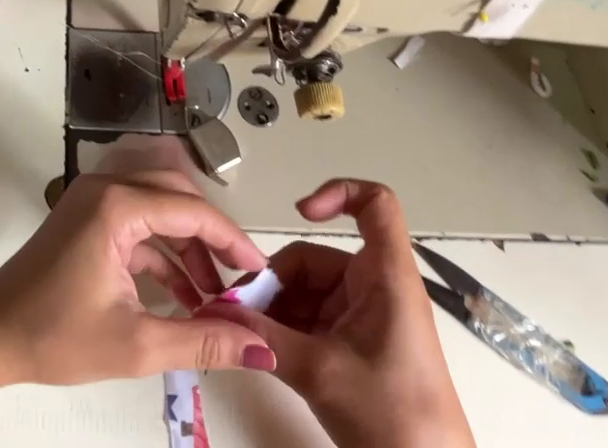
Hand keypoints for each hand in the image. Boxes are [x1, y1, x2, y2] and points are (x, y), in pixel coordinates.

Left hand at [0, 170, 274, 384]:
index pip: (192, 211)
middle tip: (239, 280)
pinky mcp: (87, 216)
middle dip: (211, 238)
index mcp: (117, 205)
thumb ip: (204, 342)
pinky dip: (161, 251)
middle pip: (178, 197)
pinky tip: (182, 293)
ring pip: (159, 206)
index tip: (260, 274)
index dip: (232, 241)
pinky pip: (138, 220)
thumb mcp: (137, 344)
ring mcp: (93, 198)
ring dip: (187, 246)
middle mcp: (106, 186)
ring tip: (212, 296)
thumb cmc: (56, 335)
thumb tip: (262, 351)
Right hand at [199, 180, 473, 447]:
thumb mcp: (320, 372)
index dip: (338, 193)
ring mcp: (363, 316)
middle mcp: (374, 287)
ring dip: (272, 309)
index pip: (375, 204)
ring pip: (305, 291)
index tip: (300, 213)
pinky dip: (282, 328)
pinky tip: (260, 348)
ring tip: (244, 336)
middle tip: (236, 312)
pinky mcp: (352, 343)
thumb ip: (263, 337)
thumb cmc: (394, 415)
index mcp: (385, 277)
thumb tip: (213, 313)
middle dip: (273, 281)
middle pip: (314, 258)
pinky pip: (308, 318)